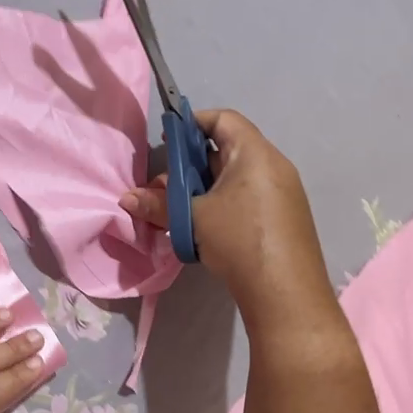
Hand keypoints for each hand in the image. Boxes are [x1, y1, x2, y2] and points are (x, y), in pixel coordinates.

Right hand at [120, 109, 333, 320]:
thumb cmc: (239, 240)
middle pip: (226, 149)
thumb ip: (158, 204)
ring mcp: (280, 192)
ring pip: (232, 176)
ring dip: (201, 187)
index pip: (224, 119)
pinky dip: (218, 202)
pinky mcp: (280, 216)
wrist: (285, 292)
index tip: (167, 140)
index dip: (193, 122)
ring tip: (176, 210)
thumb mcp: (192, 218)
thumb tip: (127, 198)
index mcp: (255, 155)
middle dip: (189, 163)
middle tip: (163, 185)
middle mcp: (272, 166)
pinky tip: (200, 227)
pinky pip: (243, 195)